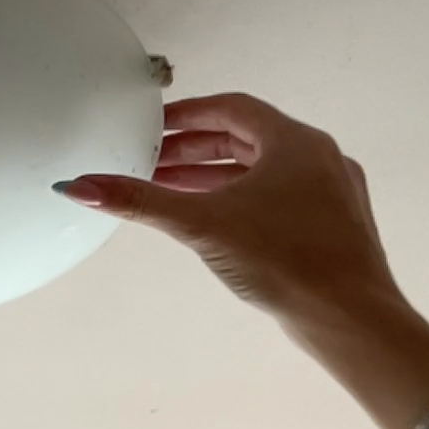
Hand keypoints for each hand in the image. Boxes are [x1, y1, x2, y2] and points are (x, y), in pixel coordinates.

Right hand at [56, 93, 401, 327]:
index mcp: (296, 144)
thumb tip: (78, 186)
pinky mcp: (326, 224)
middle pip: (243, 137)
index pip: (231, 108)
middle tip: (149, 159)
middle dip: (191, 148)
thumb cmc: (287, 260)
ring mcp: (327, 193)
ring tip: (166, 188)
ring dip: (209, 174)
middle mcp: (318, 160)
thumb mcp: (200, 224)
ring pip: (257, 168)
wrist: (350, 320)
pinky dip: (232, 196)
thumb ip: (138, 202)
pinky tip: (206, 218)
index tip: (152, 125)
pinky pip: (271, 194)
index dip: (187, 113)